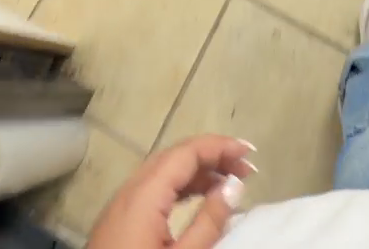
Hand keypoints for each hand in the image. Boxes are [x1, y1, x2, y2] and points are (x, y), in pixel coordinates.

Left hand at [86, 135, 256, 248]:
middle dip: (211, 155)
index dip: (220, 146)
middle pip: (175, 156)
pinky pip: (153, 188)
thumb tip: (233, 185)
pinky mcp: (118, 221)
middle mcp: (130, 189)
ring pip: (163, 171)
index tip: (250, 153)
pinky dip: (179, 185)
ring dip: (197, 170)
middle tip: (245, 169)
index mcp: (145, 193)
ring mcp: (121, 204)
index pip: (186, 152)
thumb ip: (208, 222)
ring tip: (229, 182)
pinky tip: (197, 198)